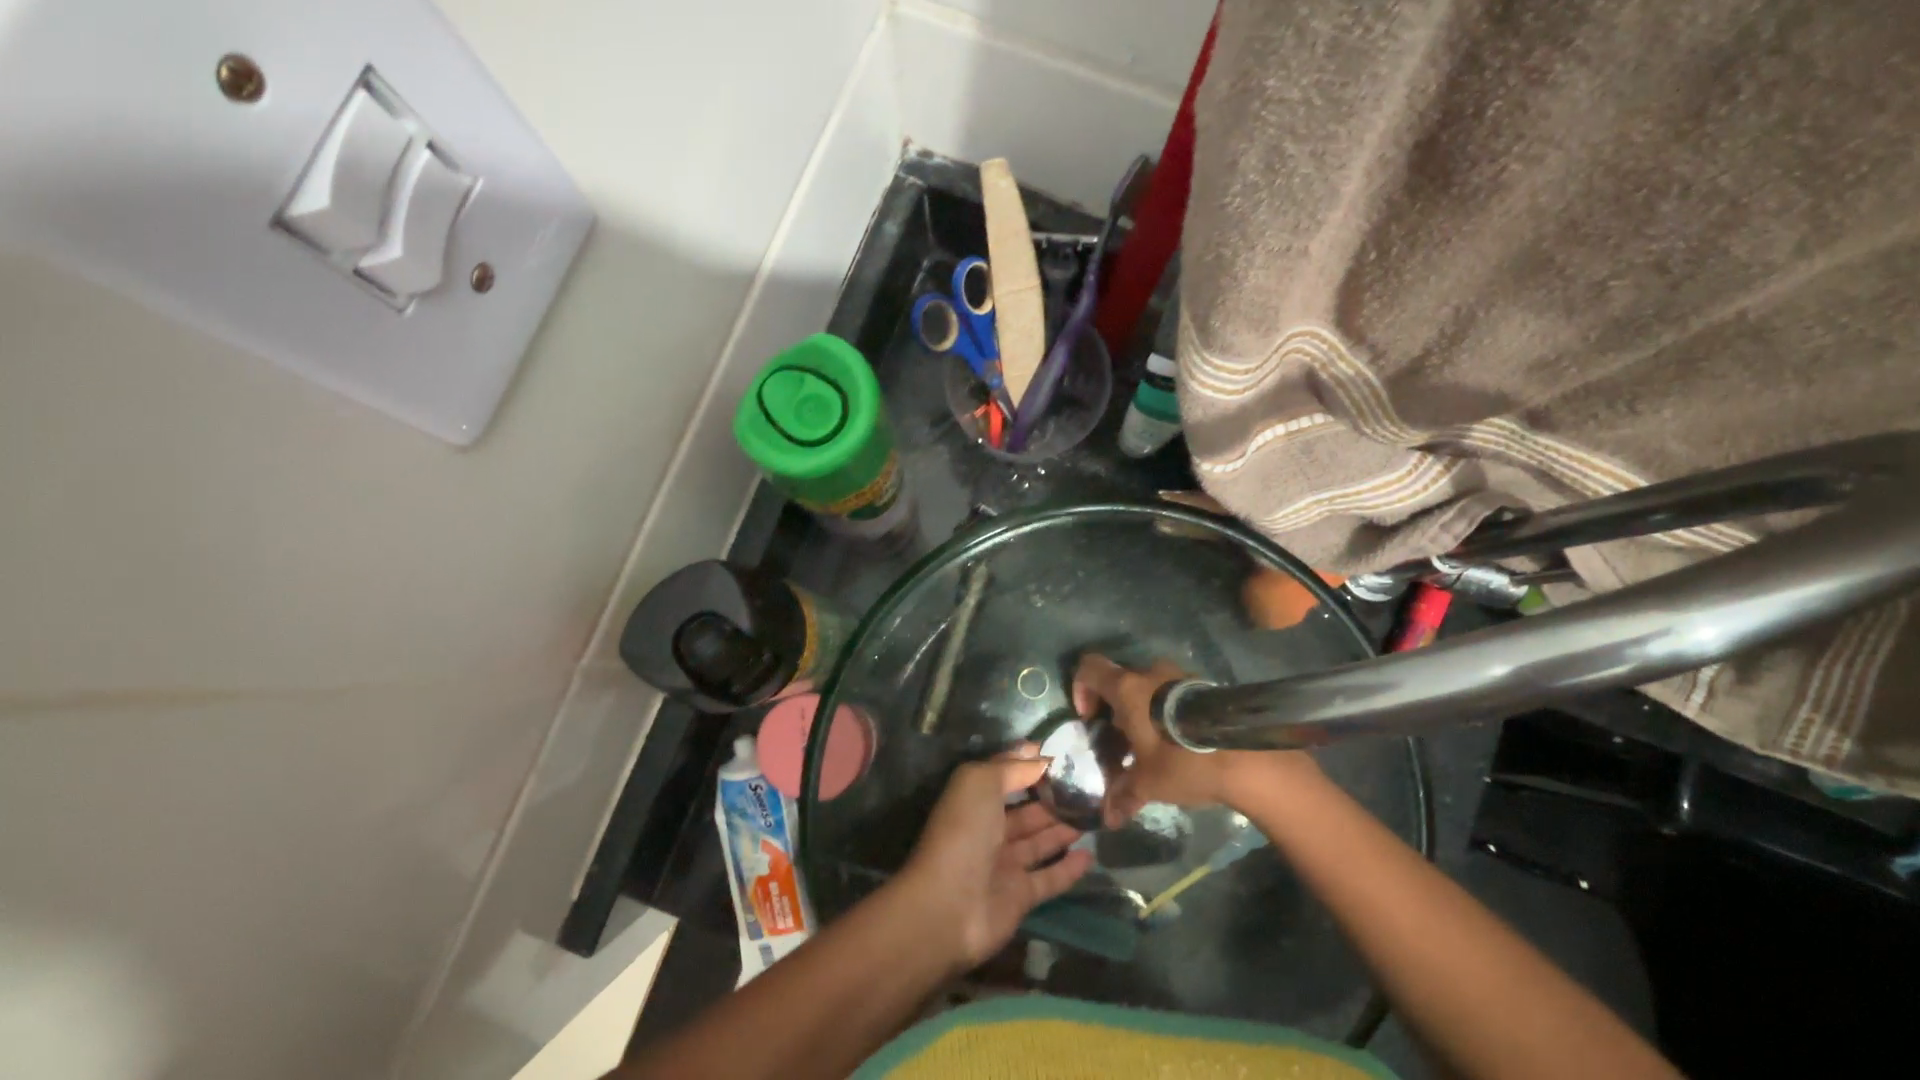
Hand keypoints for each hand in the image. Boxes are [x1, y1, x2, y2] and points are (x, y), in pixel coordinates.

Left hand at [897, 749, 1094, 969]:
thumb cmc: (964, 832)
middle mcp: (988, 831)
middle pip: (1026, 812)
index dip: (1031, 766)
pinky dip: (1068, 868)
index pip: (1006, 778)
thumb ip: (1012, 767)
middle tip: (1090, 788)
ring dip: (1063, 829)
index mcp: (974, 801)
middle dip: (1053, 799)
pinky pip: (1049, 878)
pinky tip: (1090, 855)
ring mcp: (1004, 865)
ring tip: (1095, 815)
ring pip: (1039, 842)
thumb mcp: (981, 783)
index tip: (1066, 755)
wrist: (949, 905)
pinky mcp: (1020, 896)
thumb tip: (1039, 754)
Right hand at [1072, 653, 1321, 826]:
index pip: (1090, 667)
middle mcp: (1152, 673)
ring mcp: (1182, 677)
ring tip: (1152, 750)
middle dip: (1116, 711)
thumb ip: (1123, 796)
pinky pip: (1174, 695)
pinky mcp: (1205, 688)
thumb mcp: (1148, 784)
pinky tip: (1179, 746)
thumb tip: (1109, 818)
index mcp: (1129, 688)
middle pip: (1121, 682)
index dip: (1082, 689)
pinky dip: (1167, 715)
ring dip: (1144, 713)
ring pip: (1150, 689)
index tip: (1091, 719)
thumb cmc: (1184, 763)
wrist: (1249, 759)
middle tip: (1123, 745)